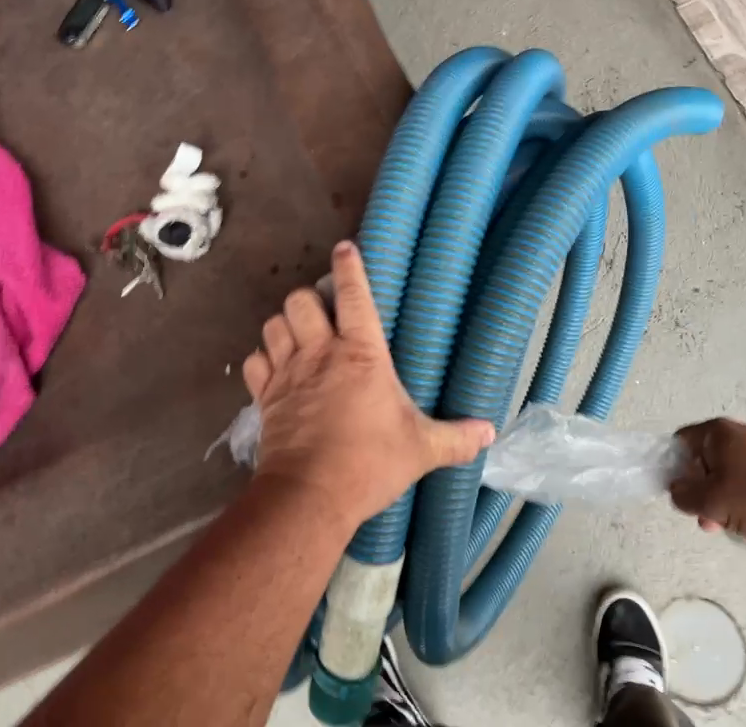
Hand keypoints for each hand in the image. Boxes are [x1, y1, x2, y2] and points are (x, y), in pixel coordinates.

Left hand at [242, 241, 495, 528]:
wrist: (309, 496)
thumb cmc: (369, 463)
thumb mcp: (421, 450)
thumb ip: (457, 437)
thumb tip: (491, 432)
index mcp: (362, 354)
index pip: (354, 295)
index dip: (349, 266)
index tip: (345, 248)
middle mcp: (321, 353)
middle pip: (300, 300)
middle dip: (309, 298)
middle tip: (324, 311)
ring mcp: (288, 373)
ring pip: (273, 324)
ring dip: (284, 324)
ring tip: (299, 335)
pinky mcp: (265, 397)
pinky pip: (254, 362)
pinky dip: (262, 358)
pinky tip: (274, 367)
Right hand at [670, 418, 745, 547]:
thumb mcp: (710, 501)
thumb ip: (683, 494)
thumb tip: (677, 490)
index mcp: (719, 432)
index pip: (681, 442)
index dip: (673, 468)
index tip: (680, 494)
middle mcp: (739, 434)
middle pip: (704, 460)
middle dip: (700, 490)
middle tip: (705, 519)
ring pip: (727, 475)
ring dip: (720, 500)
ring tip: (728, 526)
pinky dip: (742, 500)